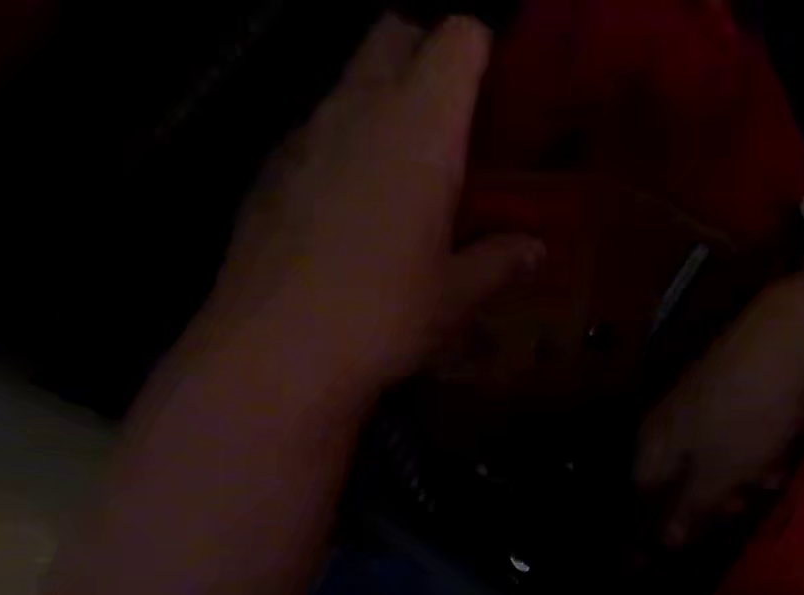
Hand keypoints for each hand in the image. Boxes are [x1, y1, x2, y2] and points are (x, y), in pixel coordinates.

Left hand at [201, 14, 542, 409]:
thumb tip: (534, 250)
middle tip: (447, 127)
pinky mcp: (269, 167)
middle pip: (394, 35)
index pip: (457, 39)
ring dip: (380, 109)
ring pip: (349, 84)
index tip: (492, 103)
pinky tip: (347, 215)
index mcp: (420, 128)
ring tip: (400, 181)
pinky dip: (340, 150)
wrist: (278, 349)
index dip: (480, 56)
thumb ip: (499, 262)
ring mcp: (305, 133)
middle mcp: (359, 108)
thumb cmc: (384, 316)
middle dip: (424, 59)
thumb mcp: (455, 297)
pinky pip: (314, 133)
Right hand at [635, 279, 803, 540]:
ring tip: (763, 486)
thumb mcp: (718, 475)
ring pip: (711, 448)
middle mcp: (672, 415)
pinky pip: (737, 427)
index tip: (685, 536)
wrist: (791, 339)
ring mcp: (706, 395)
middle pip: (678, 467)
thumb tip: (666, 540)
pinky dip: (755, 449)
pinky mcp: (739, 382)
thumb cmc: (742, 419)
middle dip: (704, 494)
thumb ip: (690, 508)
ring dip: (735, 474)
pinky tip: (778, 458)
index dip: (661, 514)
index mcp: (654, 437)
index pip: (642, 484)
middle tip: (731, 511)